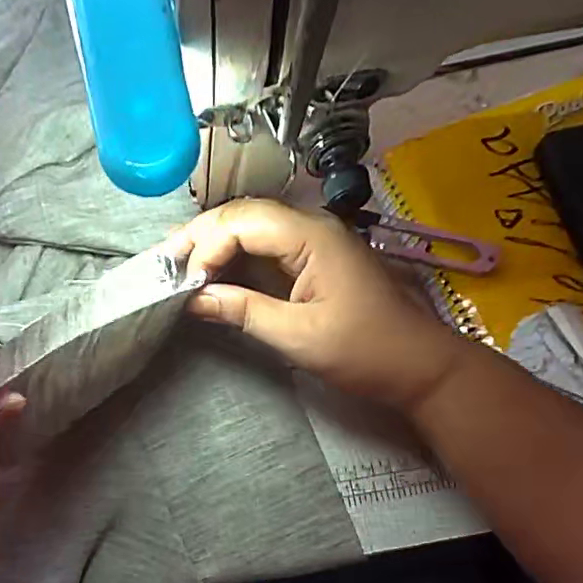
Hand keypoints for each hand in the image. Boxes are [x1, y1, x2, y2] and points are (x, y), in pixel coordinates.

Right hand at [170, 198, 473, 410]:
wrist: (417, 366)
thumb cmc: (365, 352)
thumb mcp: (298, 336)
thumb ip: (243, 311)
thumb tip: (194, 298)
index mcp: (312, 236)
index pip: (243, 222)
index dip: (206, 245)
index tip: (183, 280)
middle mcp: (313, 227)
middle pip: (245, 216)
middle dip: (202, 236)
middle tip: (164, 263)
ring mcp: (316, 241)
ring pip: (254, 229)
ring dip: (216, 244)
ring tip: (179, 263)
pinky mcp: (315, 260)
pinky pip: (268, 247)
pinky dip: (237, 258)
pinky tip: (214, 271)